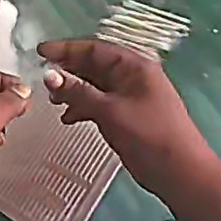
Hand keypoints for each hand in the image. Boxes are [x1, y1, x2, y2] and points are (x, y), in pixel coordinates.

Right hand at [38, 39, 217, 196]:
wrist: (180, 172)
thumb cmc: (149, 135)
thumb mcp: (109, 110)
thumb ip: (77, 92)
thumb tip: (49, 76)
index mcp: (134, 66)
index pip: (94, 48)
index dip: (66, 48)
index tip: (41, 51)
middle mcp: (132, 76)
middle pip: (93, 65)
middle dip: (67, 70)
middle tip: (42, 77)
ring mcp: (130, 96)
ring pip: (94, 85)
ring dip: (72, 90)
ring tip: (53, 100)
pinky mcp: (126, 114)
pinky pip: (98, 102)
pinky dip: (82, 107)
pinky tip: (68, 117)